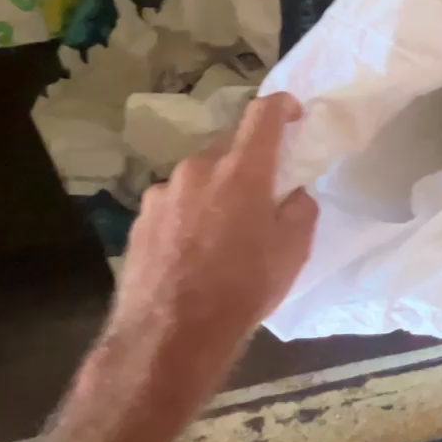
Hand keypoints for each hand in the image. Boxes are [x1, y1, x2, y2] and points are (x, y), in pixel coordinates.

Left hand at [110, 93, 318, 356]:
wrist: (170, 336)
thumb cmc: (243, 289)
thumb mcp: (293, 251)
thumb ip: (300, 208)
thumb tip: (292, 193)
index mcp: (242, 170)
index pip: (264, 114)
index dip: (283, 105)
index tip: (294, 113)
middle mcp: (198, 168)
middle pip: (229, 145)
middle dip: (249, 159)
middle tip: (263, 190)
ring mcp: (164, 192)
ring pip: (199, 175)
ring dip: (217, 187)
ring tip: (225, 229)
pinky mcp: (141, 218)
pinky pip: (175, 201)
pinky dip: (190, 212)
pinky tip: (194, 249)